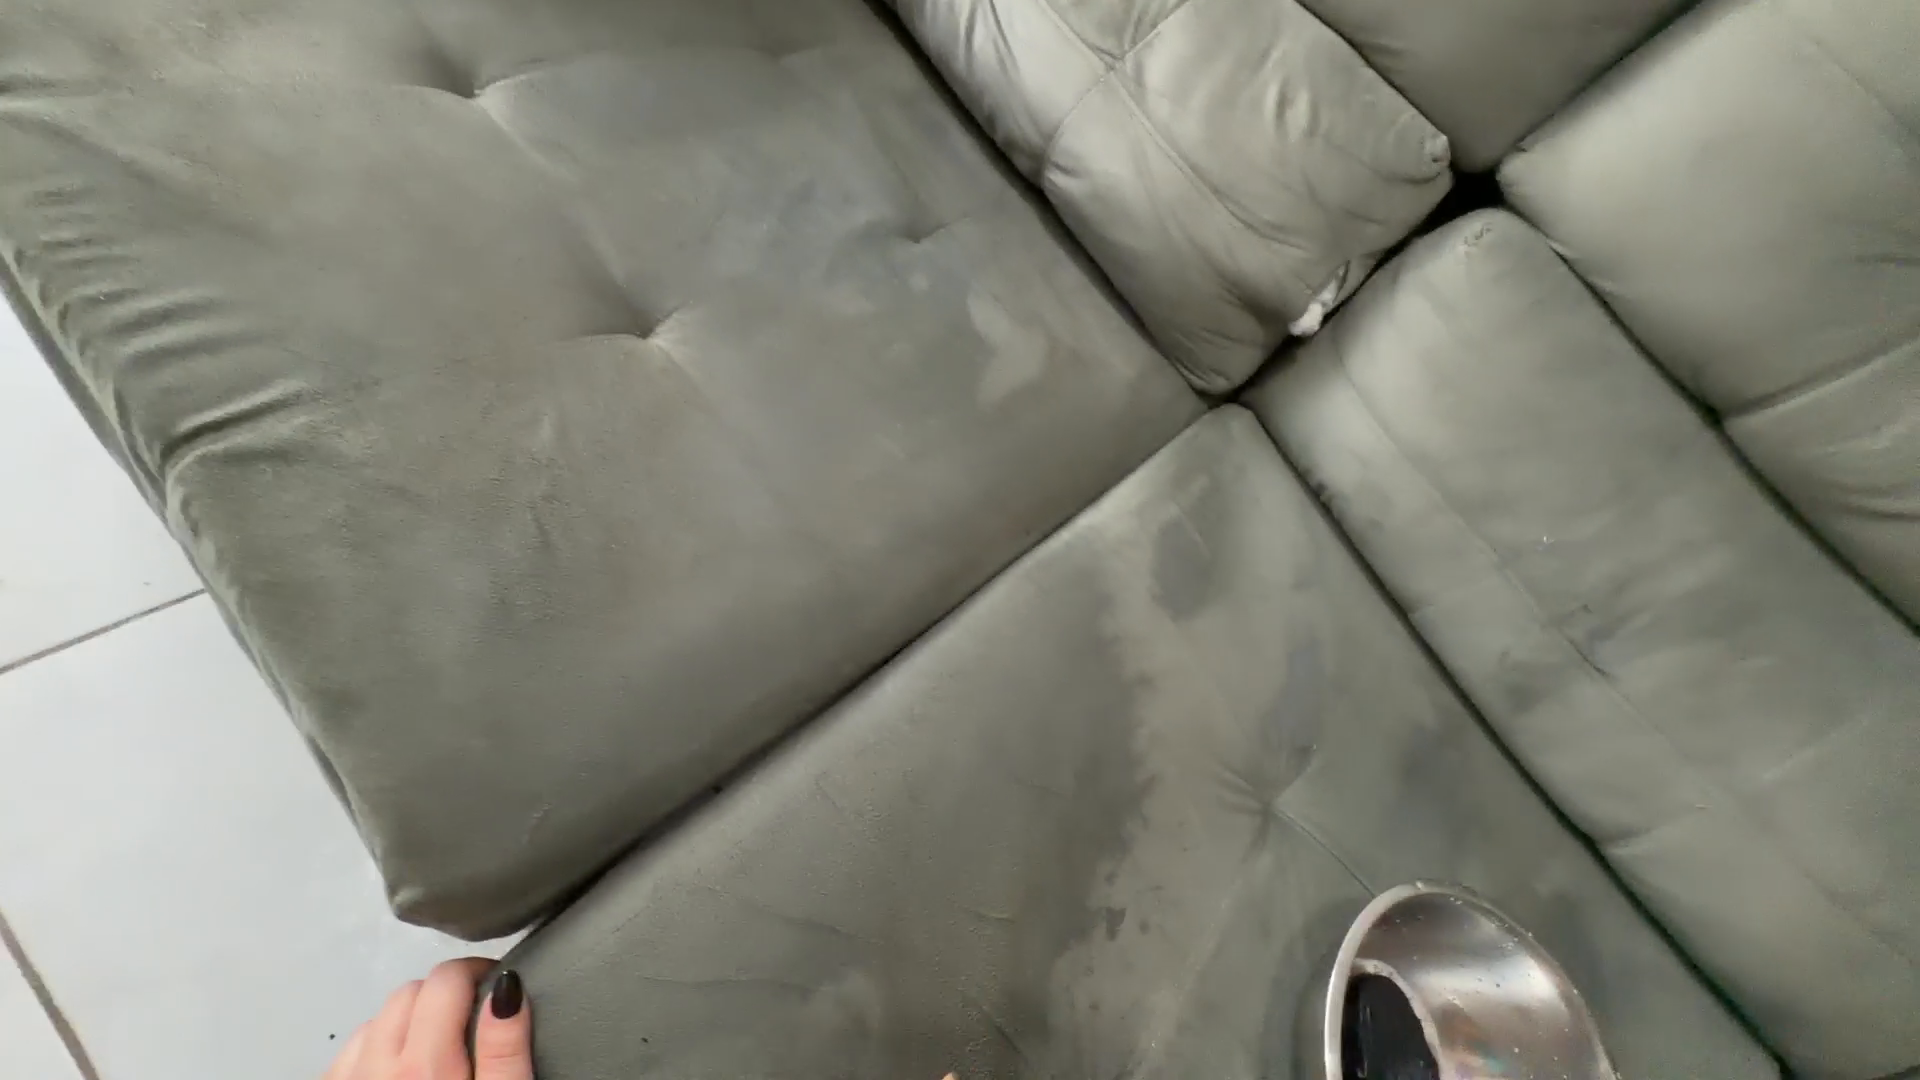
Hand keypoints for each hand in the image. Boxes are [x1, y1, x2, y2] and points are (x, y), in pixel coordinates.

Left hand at [323, 958, 530, 1079]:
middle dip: (442, 995)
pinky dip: (372, 1049)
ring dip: (406, 1022)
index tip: (497, 991)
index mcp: (422, 1065)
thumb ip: (506, 1047)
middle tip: (469, 1020)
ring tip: (432, 1048)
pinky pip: (345, 1055)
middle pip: (407, 993)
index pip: (445, 978)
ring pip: (374, 1020)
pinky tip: (393, 1070)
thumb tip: (508, 983)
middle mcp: (372, 1068)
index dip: (476, 972)